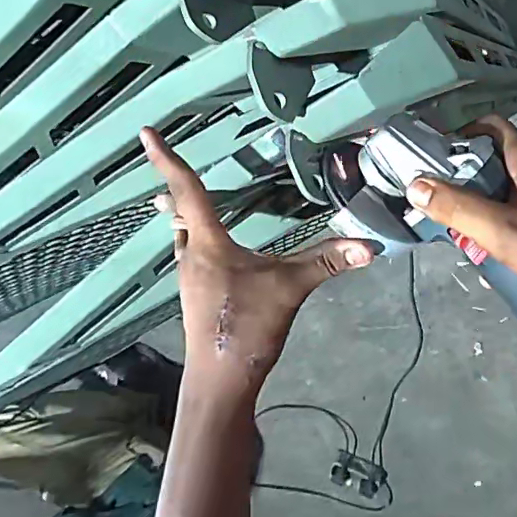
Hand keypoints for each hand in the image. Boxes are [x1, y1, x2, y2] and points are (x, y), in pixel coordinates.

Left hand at [143, 127, 378, 392]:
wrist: (218, 383)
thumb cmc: (245, 329)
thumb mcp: (291, 289)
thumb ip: (328, 262)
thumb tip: (370, 245)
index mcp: (208, 244)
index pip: (188, 191)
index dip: (167, 160)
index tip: (146, 133)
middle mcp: (192, 255)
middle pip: (177, 210)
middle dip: (170, 182)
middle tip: (161, 158)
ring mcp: (190, 278)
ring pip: (180, 234)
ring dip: (178, 211)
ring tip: (174, 196)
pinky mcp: (197, 295)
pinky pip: (188, 252)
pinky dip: (190, 235)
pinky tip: (202, 243)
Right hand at [406, 117, 516, 322]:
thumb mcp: (504, 232)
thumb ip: (459, 209)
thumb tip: (416, 185)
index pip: (492, 127)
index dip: (461, 133)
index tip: (433, 154)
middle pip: (495, 159)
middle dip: (464, 175)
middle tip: (436, 198)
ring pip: (506, 189)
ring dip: (480, 203)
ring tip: (455, 225)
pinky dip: (500, 221)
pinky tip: (489, 247)